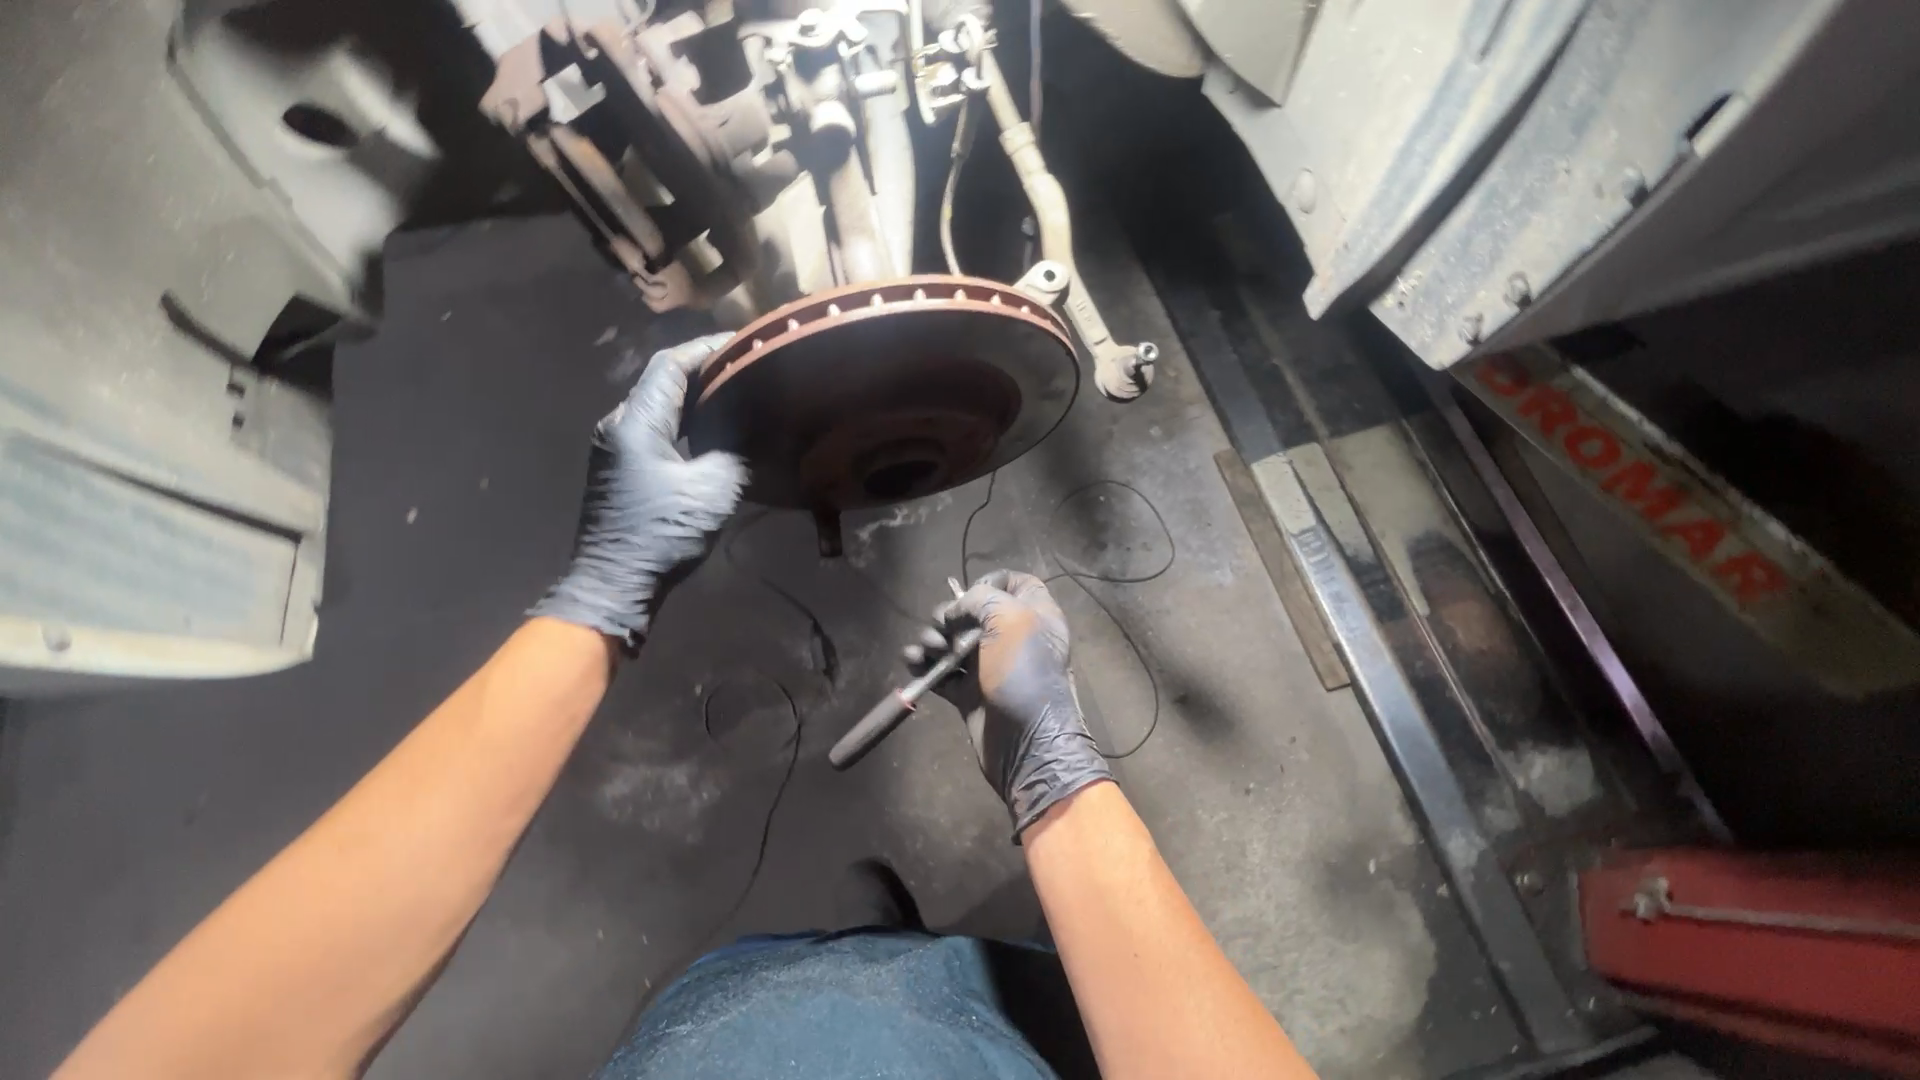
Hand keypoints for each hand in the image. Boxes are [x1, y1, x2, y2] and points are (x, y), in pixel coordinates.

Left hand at [532, 334, 745, 649]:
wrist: (613, 584)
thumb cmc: (661, 534)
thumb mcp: (713, 489)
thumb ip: (735, 445)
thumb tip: (754, 421)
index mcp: (636, 422)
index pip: (671, 365)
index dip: (708, 349)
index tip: (745, 343)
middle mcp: (619, 425)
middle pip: (663, 381)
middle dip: (706, 371)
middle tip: (750, 368)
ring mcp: (616, 447)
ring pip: (660, 406)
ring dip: (697, 398)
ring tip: (740, 394)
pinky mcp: (621, 468)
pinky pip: (657, 430)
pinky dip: (687, 422)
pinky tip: (716, 430)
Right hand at [906, 570, 1112, 837]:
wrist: (1026, 742)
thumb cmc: (1024, 674)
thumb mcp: (1009, 618)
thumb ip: (980, 599)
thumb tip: (955, 615)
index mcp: (1033, 615)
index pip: (1015, 583)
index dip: (991, 581)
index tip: (971, 594)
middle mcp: (1010, 637)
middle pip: (972, 612)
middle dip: (949, 615)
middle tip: (944, 630)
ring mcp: (988, 667)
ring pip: (951, 641)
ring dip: (931, 640)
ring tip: (928, 651)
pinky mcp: (968, 693)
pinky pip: (939, 672)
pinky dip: (923, 665)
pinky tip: (912, 663)